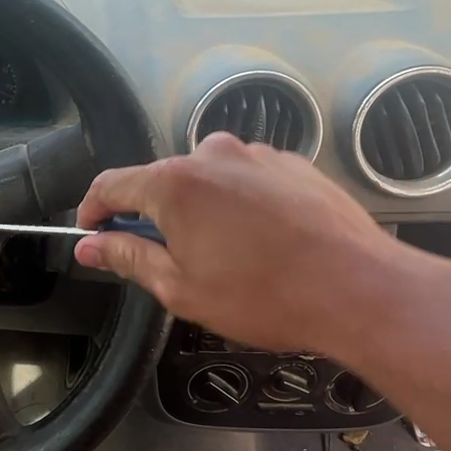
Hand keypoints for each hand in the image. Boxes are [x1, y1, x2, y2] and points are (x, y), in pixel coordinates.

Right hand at [73, 132, 419, 357]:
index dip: (92, 211)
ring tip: (221, 253)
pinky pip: (245, 178)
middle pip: (159, 180)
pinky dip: (236, 203)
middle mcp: (211, 155)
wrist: (361, 290)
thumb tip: (89, 247)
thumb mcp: (180, 287)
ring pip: (205, 179)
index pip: (110, 185)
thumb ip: (127, 258)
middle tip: (165, 259)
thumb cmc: (262, 296)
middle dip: (151, 215)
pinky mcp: (292, 164)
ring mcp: (256, 155)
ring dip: (197, 208)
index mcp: (174, 183)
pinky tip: (258, 240)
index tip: (91, 234)